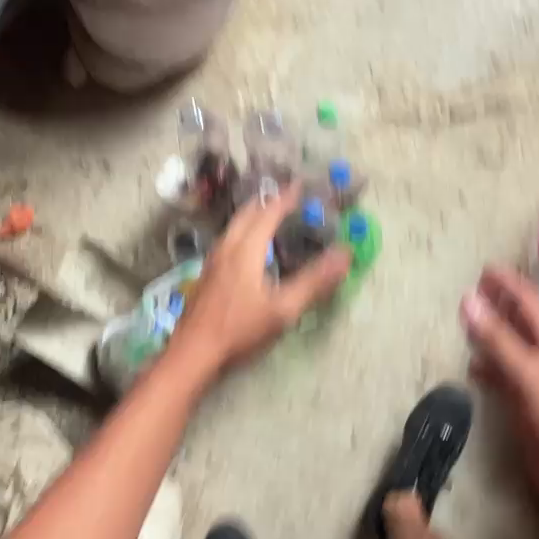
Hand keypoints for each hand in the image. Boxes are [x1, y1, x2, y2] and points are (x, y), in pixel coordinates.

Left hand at [170, 184, 351, 376]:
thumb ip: (314, 281)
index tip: (300, 185)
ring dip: (253, 216)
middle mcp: (226, 247)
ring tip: (270, 217)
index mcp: (246, 249)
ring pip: (234, 227)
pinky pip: (228, 240)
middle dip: (267, 202)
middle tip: (286, 197)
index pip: (268, 212)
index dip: (286, 198)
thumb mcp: (283, 309)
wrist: (193, 352)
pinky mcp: (207, 275)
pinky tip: (249, 249)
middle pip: (247, 214)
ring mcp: (213, 261)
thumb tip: (345, 254)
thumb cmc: (240, 329)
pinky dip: (244, 231)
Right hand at [460, 266, 538, 493]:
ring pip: (514, 344)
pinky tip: (474, 369)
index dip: (507, 282)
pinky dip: (492, 365)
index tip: (484, 268)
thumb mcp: (524, 374)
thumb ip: (496, 337)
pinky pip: (509, 372)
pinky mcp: (534, 399)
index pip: (528, 299)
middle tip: (475, 288)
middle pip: (522, 318)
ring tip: (469, 322)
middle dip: (500, 303)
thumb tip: (468, 298)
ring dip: (494, 332)